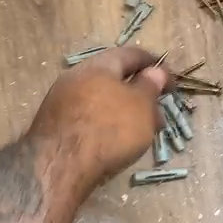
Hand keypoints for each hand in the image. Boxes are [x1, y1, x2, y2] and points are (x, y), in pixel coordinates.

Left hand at [26, 47, 169, 188]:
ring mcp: (60, 101)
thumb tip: (154, 71)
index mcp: (99, 65)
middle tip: (157, 111)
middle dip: (139, 93)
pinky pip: (87, 117)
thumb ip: (150, 85)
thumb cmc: (109, 129)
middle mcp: (76, 76)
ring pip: (100, 100)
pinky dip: (105, 124)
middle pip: (113, 78)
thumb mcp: (141, 105)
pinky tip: (115, 141)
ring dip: (123, 111)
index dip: (153, 64)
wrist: (58, 167)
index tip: (169, 79)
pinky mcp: (53, 126)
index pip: (131, 54)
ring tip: (141, 131)